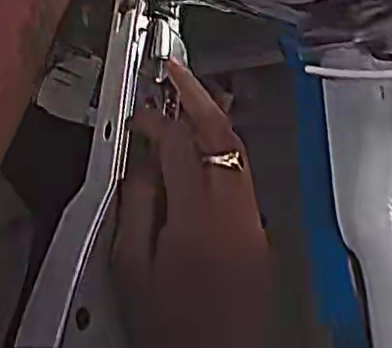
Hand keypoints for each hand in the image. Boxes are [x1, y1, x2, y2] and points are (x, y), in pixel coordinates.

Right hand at [112, 60, 269, 347]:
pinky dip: (220, 146)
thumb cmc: (174, 330)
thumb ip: (134, 205)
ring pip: (236, 147)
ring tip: (186, 97)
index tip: (140, 112)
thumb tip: (138, 163)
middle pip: (220, 131)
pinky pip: (241, 172)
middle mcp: (233, 210)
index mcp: (197, 216)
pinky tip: (201, 146)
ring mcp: (252, 219)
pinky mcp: (259, 232)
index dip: (156, 118)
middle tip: (175, 70)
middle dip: (195, 93)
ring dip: (211, 115)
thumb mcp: (133, 269)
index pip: (179, 142)